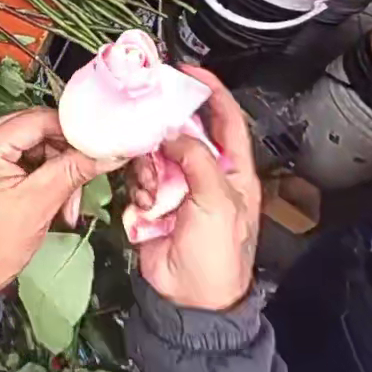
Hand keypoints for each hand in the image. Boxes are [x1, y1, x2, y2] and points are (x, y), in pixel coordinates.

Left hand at [0, 108, 103, 304]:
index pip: (39, 119)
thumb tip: (109, 151)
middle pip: (35, 129)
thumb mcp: (40, 204)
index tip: (98, 148)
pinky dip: (39, 172)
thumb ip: (75, 170)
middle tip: (80, 186)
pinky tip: (50, 197)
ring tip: (66, 204)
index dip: (73, 132)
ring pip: (31, 142)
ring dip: (54, 168)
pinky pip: (19, 152)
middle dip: (63, 156)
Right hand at [130, 67, 261, 310]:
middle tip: (147, 118)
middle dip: (165, 129)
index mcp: (232, 170)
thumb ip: (196, 159)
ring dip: (150, 166)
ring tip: (153, 190)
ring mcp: (177, 185)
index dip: (212, 92)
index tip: (190, 72)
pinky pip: (139, 175)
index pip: (226, 120)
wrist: (187, 299)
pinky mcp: (152, 199)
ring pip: (155, 152)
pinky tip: (146, 205)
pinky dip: (138, 185)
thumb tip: (172, 133)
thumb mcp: (217, 202)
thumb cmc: (217, 255)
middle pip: (182, 132)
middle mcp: (204, 172)